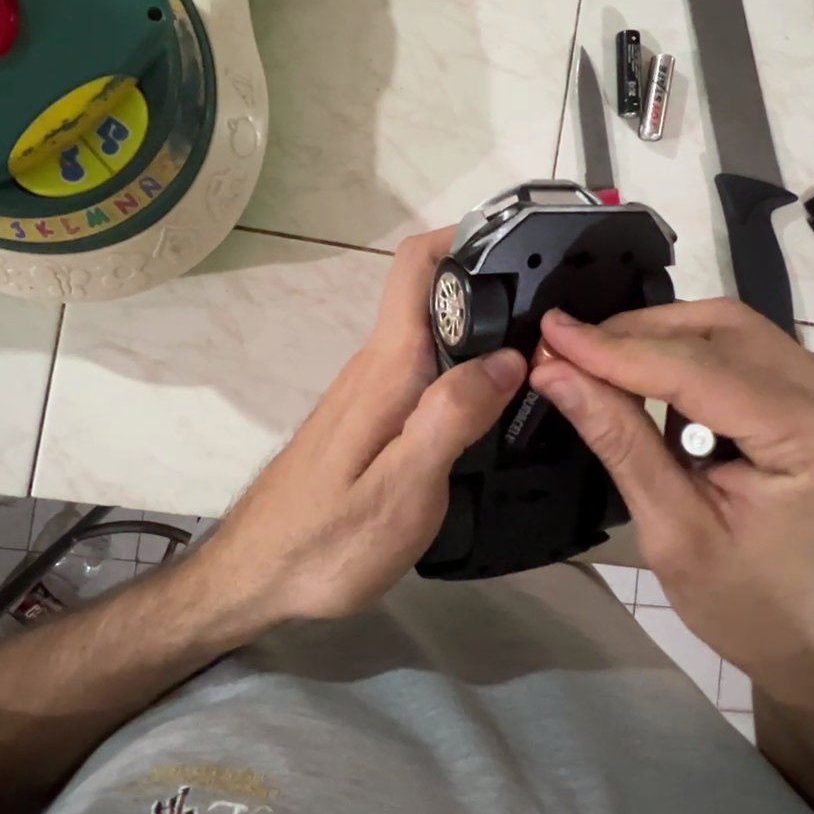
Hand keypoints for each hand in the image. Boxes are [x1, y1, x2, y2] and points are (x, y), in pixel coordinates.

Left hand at [198, 228, 525, 623]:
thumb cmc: (326, 542)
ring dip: (483, 338)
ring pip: (432, 340)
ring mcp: (370, 392)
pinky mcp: (369, 420)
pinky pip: (423, 375)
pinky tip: (492, 412)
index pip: (416, 267)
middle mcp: (376, 366)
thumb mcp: (402, 490)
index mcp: (387, 367)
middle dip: (494, 292)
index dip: (464, 238)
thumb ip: (452, 418)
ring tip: (541, 366)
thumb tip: (507, 356)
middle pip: (434, 298)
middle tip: (558, 323)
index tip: (525, 247)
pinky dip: (463, 375)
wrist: (255, 576)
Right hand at [528, 300, 813, 705]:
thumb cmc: (752, 613)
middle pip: (728, 330)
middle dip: (641, 333)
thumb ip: (619, 439)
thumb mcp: (674, 532)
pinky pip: (760, 358)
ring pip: (742, 334)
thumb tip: (554, 372)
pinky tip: (664, 392)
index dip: (616, 347)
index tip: (550, 331)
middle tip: (573, 348)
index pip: (700, 368)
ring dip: (668, 343)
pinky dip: (702, 362)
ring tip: (608, 370)